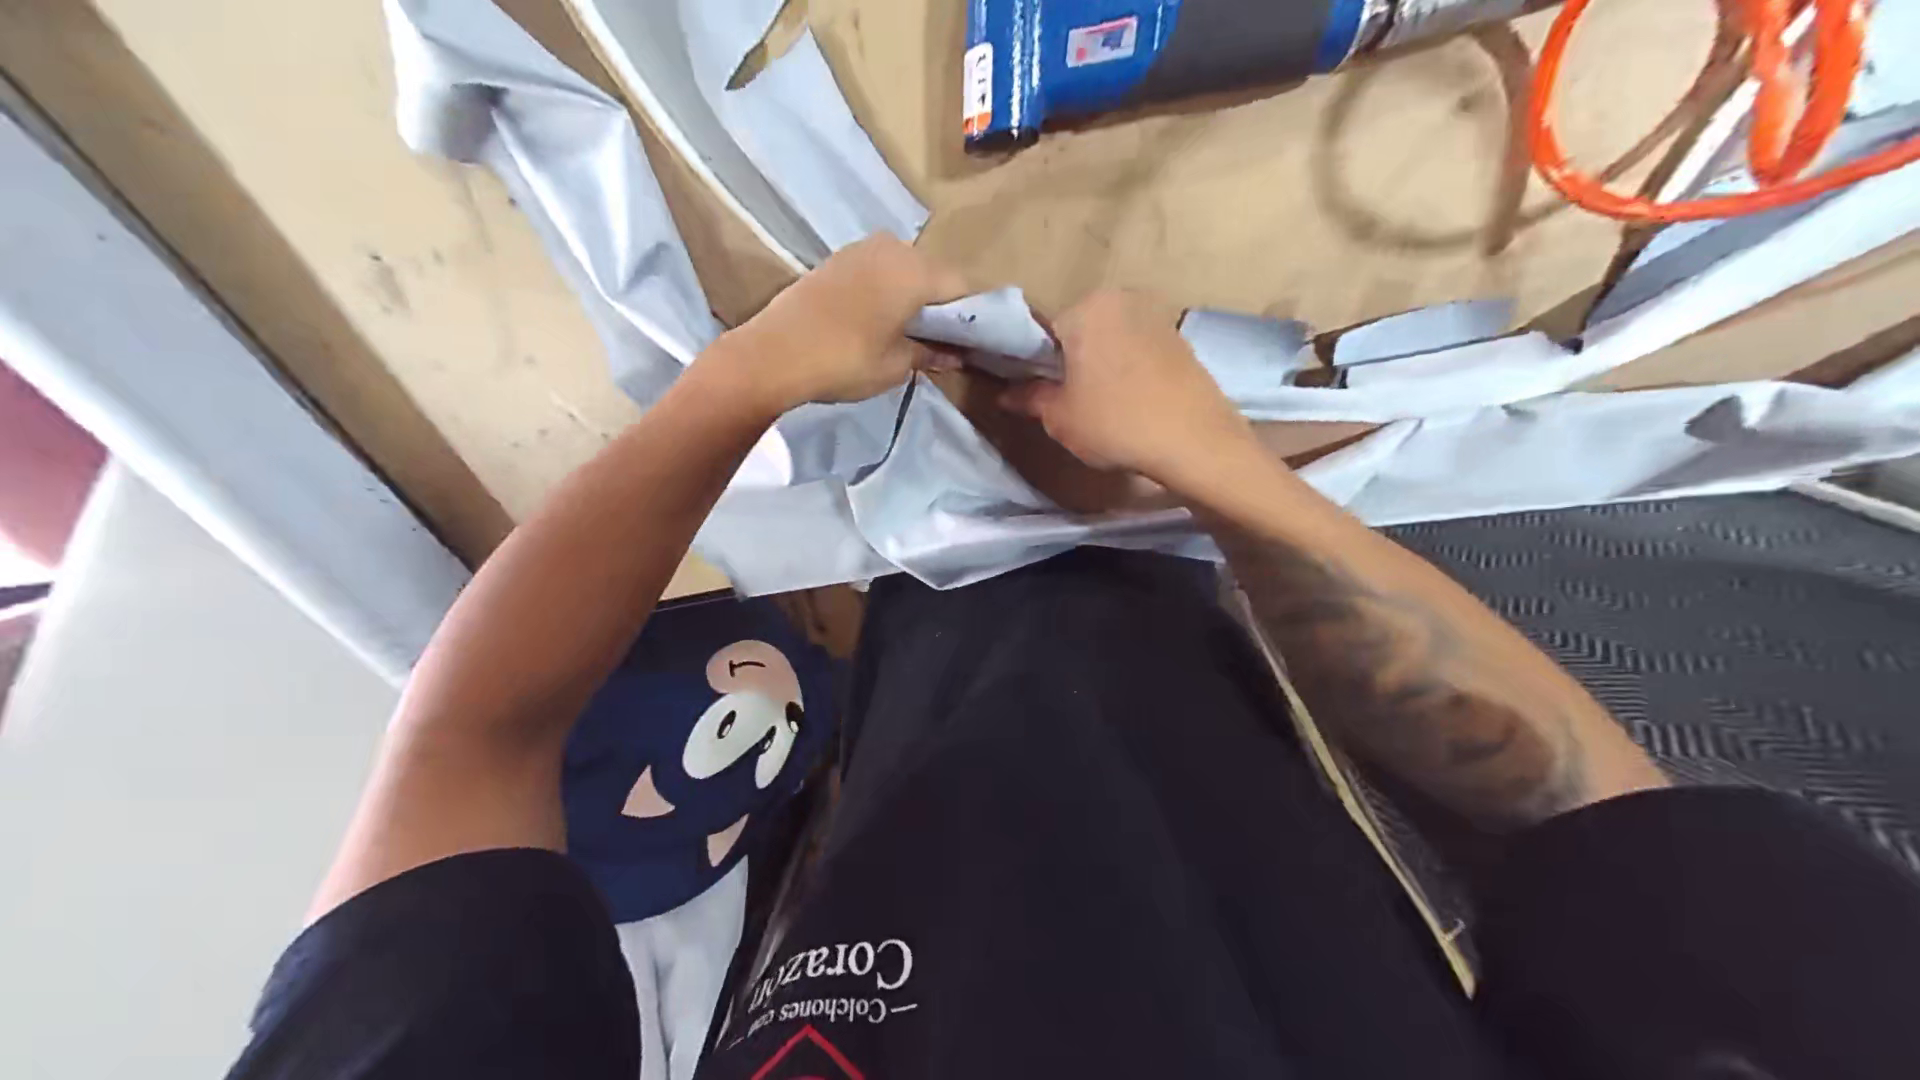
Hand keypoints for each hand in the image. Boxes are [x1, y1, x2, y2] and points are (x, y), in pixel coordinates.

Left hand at [716, 234, 968, 413]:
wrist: (774, 354)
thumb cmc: (846, 360)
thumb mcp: (896, 365)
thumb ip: (931, 353)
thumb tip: (955, 354)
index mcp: (916, 270)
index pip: (963, 287)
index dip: (974, 316)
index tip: (976, 342)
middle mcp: (893, 248)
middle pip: (935, 274)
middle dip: (945, 305)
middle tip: (947, 340)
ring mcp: (861, 249)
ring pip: (906, 270)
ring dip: (916, 297)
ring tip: (916, 332)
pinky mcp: (837, 260)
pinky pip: (880, 271)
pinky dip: (891, 291)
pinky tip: (885, 320)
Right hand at [1001, 290, 1257, 489]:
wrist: (1195, 441)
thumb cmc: (1115, 423)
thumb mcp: (1060, 416)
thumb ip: (1029, 397)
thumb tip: (1005, 394)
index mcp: (1087, 307)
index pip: (1042, 332)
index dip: (1033, 365)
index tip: (1033, 392)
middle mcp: (1122, 299)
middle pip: (1078, 332)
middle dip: (1068, 362)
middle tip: (1067, 401)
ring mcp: (1156, 317)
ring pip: (1109, 341)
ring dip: (1099, 366)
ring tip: (1099, 406)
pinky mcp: (1180, 340)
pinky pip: (1137, 350)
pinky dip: (1127, 370)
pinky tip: (1129, 402)